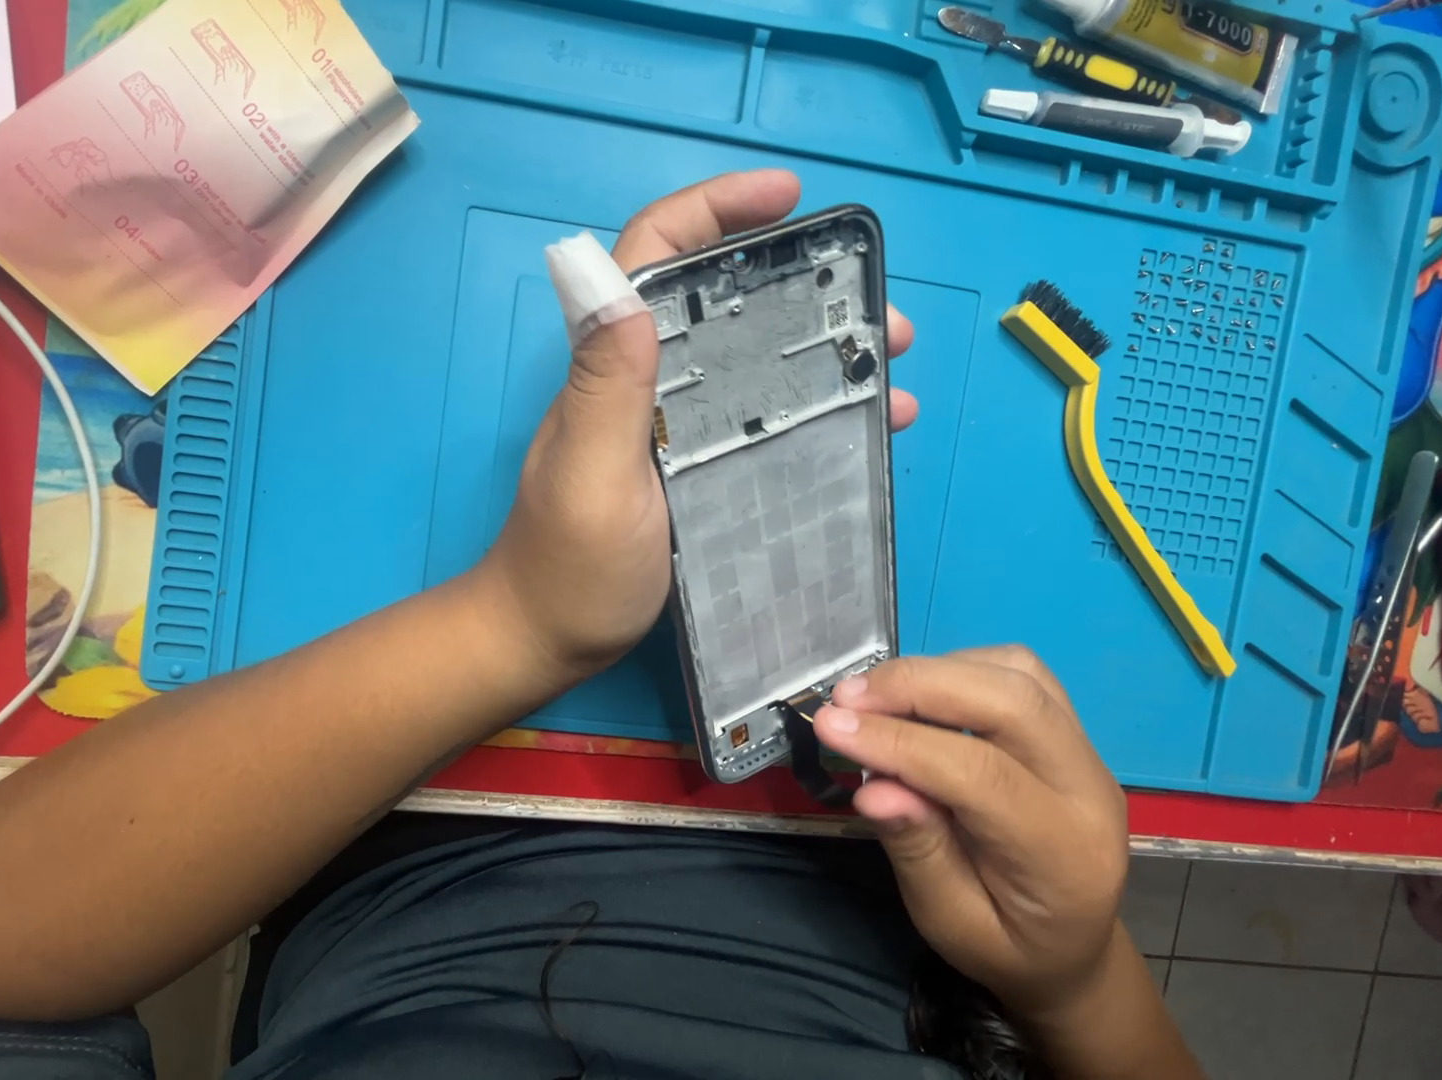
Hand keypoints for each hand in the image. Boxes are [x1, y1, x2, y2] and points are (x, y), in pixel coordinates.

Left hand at [477, 169, 917, 679]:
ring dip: (821, 351)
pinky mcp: (691, 467)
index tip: (789, 197)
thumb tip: (617, 277)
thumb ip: (605, 384)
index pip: (654, 254)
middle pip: (720, 303)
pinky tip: (861, 427)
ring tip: (889, 369)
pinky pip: (757, 418)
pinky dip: (811, 411)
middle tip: (878, 315)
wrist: (553, 637)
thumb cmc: (570, 568)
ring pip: (750, 360)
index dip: (715, 210)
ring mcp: (669, 426)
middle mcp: (644, 381)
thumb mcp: (592, 478)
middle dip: (801, 288)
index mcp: (614, 366)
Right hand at [813, 647, 1129, 1018]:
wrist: (1071, 948)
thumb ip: (917, 852)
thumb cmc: (1004, 944)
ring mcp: (1086, 751)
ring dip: (936, 671)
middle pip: (1012, 702)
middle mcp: (1088, 790)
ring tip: (872, 695)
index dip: (898, 742)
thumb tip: (872, 789)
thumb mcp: (950, 922)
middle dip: (917, 685)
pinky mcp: (1071, 730)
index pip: (980, 775)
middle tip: (845, 697)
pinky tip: (916, 695)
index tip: (829, 726)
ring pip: (1018, 673)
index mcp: (1063, 855)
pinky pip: (1019, 671)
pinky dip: (959, 667)